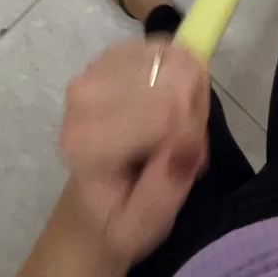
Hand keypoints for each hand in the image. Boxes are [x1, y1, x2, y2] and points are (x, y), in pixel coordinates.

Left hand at [58, 39, 209, 265]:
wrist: (92, 200)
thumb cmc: (118, 217)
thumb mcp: (143, 228)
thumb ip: (164, 190)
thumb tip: (183, 143)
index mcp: (87, 141)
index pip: (163, 111)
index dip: (191, 132)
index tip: (191, 159)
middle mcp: (85, 95)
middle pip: (171, 75)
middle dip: (192, 109)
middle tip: (186, 144)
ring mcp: (97, 68)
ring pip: (172, 57)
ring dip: (188, 91)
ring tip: (178, 125)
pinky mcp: (111, 54)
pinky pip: (166, 48)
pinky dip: (180, 72)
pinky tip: (169, 101)